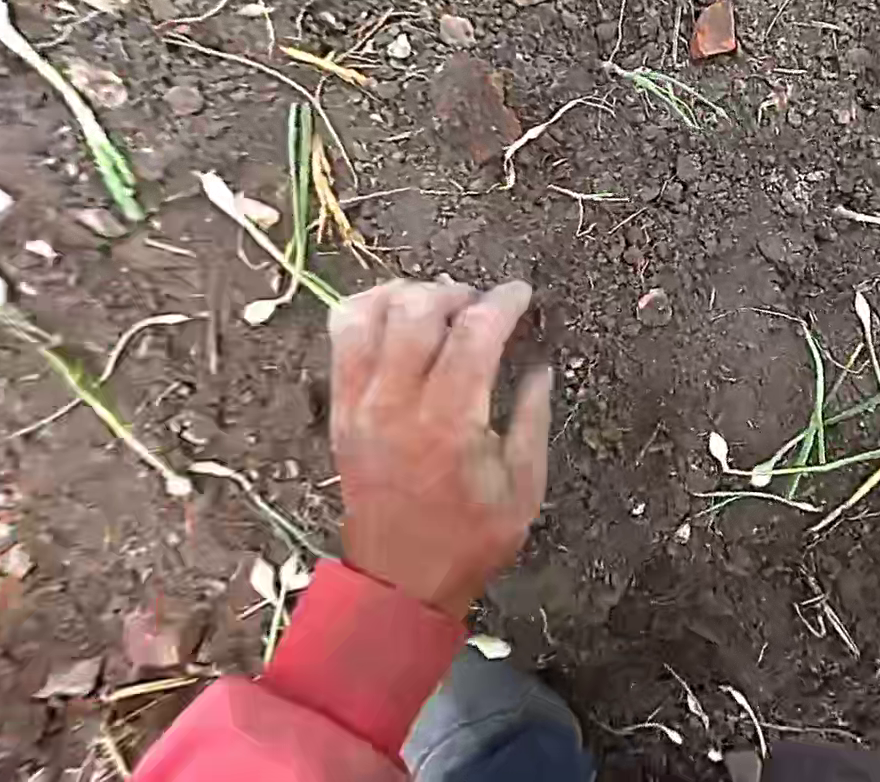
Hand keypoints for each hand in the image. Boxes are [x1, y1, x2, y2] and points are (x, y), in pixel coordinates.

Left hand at [328, 279, 551, 618]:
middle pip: (414, 310)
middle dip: (457, 292)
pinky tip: (402, 320)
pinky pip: (342, 340)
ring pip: (365, 314)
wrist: (398, 586)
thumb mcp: (525, 482)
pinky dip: (370, 312)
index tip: (524, 293)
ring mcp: (357, 406)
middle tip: (485, 305)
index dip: (504, 301)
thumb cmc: (473, 536)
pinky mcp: (339, 412)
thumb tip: (541, 365)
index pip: (474, 333)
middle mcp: (394, 405)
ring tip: (441, 307)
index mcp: (449, 422)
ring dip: (408, 295)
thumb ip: (533, 416)